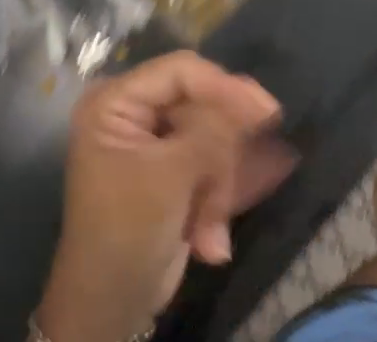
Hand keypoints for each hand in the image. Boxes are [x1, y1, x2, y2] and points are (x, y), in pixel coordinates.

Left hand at [36, 53, 296, 341]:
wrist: (110, 305)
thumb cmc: (126, 231)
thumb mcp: (171, 174)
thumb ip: (213, 129)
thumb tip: (254, 98)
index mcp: (116, 103)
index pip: (181, 71)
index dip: (224, 86)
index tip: (266, 110)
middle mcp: (134, 114)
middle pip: (203, 105)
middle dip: (221, 152)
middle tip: (252, 173)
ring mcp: (157, 144)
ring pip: (215, 139)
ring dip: (218, 187)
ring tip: (208, 230)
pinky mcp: (176, 173)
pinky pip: (214, 166)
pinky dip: (218, 198)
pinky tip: (214, 236)